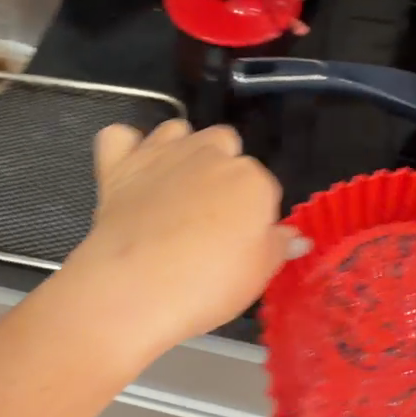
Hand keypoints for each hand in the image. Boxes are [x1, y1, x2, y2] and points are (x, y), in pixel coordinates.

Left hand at [45, 121, 301, 364]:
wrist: (137, 287)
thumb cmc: (209, 285)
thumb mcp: (259, 274)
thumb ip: (279, 247)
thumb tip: (297, 237)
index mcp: (250, 178)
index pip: (261, 184)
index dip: (251, 211)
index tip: (239, 239)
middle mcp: (208, 153)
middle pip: (223, 143)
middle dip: (220, 168)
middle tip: (209, 213)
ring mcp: (161, 153)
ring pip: (176, 130)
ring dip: (179, 148)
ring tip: (173, 187)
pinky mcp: (119, 164)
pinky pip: (119, 135)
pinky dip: (125, 146)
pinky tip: (130, 169)